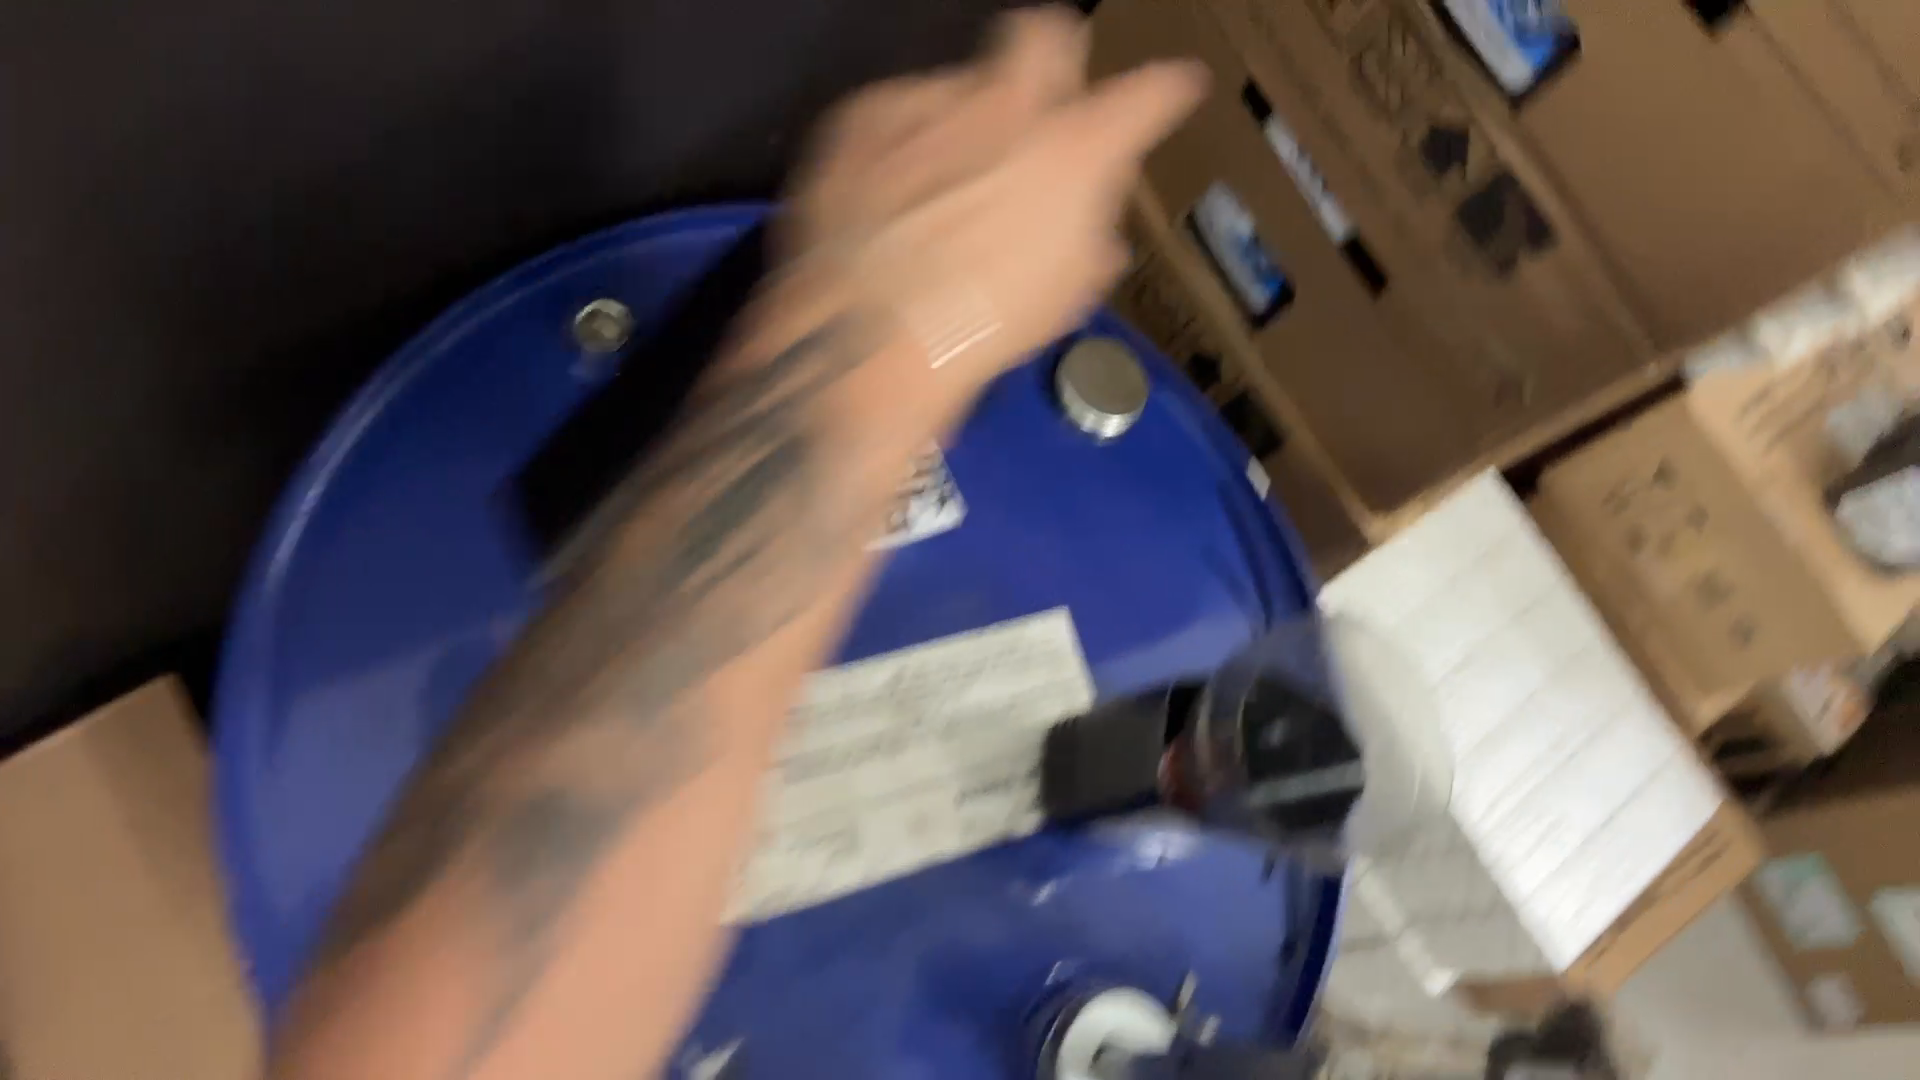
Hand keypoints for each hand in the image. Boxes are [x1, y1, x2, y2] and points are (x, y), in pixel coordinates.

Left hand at [784, 6, 1205, 387]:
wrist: (868, 342)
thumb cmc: (982, 332)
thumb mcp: (1063, 296)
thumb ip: (1091, 238)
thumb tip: (1092, 228)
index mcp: (1074, 153)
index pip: (1148, 92)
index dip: (1165, 91)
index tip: (1171, 92)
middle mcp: (1008, 105)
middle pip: (1045, 33)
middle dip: (1051, 63)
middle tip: (1039, 114)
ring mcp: (930, 102)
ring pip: (962, 87)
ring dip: (966, 127)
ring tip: (942, 195)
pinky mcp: (864, 117)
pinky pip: (899, 116)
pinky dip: (906, 150)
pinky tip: (893, 201)